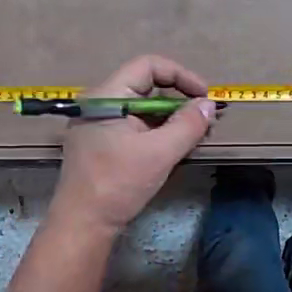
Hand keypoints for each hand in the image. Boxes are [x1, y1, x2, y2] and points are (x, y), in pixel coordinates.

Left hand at [52, 55, 216, 233]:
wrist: (83, 224)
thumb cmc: (118, 183)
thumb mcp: (159, 153)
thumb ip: (188, 125)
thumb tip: (208, 104)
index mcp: (105, 96)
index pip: (147, 66)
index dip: (180, 76)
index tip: (204, 96)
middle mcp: (98, 104)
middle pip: (145, 88)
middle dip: (179, 101)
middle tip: (205, 121)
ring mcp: (97, 125)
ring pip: (142, 110)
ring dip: (170, 120)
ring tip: (195, 137)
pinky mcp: (101, 144)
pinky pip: (134, 127)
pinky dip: (157, 133)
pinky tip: (176, 148)